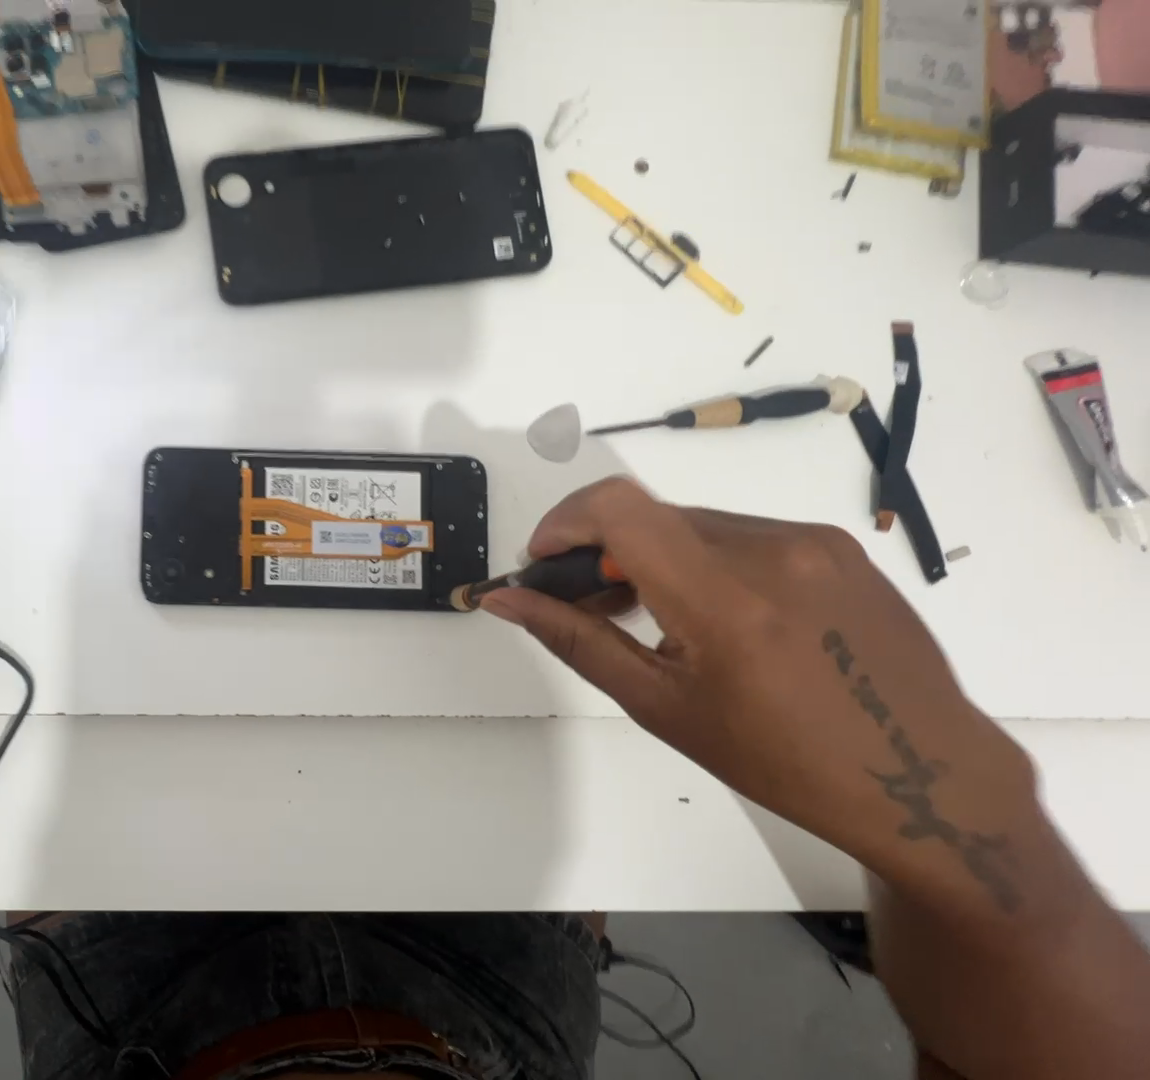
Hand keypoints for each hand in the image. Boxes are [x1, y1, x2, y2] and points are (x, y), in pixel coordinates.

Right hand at [485, 479, 1036, 894]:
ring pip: (693, 524)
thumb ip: (575, 639)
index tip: (544, 560)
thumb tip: (505, 600)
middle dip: (599, 548)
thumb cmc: (777, 758)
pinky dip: (700, 559)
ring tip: (649, 615)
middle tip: (584, 603)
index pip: (618, 507)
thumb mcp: (659, 703)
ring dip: (650, 555)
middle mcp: (771, 549)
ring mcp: (812, 542)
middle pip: (649, 516)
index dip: (564, 520)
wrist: (927, 779)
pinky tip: (710, 614)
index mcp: (724, 597)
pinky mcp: (837, 547)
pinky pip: (740, 534)